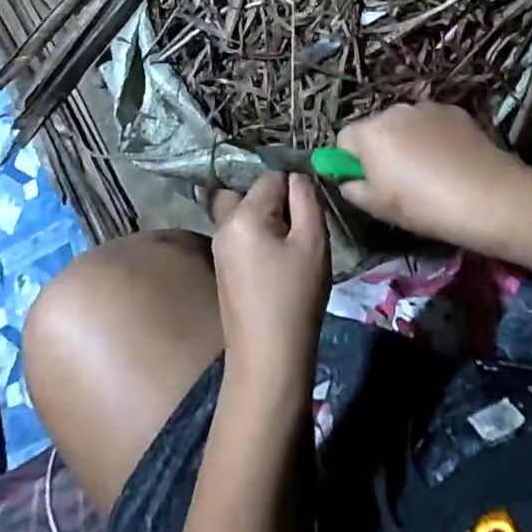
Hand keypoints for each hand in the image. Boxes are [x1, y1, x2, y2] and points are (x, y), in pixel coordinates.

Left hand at [211, 172, 329, 387]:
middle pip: (252, 192)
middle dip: (277, 200)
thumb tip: (298, 175)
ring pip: (245, 212)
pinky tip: (279, 260)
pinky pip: (241, 233)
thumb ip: (306, 198)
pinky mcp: (222, 266)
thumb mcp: (312, 241)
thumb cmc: (295, 297)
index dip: (295, 186)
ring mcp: (219, 246)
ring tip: (292, 242)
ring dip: (268, 218)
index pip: (271, 176)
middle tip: (300, 224)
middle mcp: (223, 224)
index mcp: (242, 214)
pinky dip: (259, 236)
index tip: (312, 208)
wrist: (268, 357)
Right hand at [337, 102, 529, 242]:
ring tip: (429, 172)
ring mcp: (427, 108)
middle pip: (375, 128)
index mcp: (370, 132)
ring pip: (405, 124)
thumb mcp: (378, 208)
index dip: (352, 161)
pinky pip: (432, 123)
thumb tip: (349, 180)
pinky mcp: (455, 111)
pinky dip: (434, 137)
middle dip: (381, 149)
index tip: (369, 182)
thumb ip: (352, 189)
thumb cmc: (425, 206)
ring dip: (408, 141)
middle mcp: (394, 110)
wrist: (490, 197)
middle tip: (399, 181)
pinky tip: (451, 162)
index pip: (344, 139)